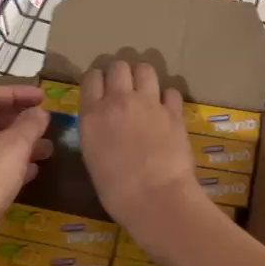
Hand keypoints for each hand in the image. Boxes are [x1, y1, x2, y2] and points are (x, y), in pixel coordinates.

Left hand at [0, 85, 52, 220]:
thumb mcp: (15, 146)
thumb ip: (31, 125)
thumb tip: (40, 112)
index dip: (20, 93)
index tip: (44, 98)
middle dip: (21, 121)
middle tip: (46, 126)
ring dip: (19, 144)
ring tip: (46, 151)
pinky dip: (8, 163)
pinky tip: (30, 172)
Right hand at [79, 60, 202, 229]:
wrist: (156, 199)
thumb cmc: (117, 192)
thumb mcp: (93, 158)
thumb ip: (96, 132)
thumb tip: (104, 124)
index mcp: (92, 115)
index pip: (90, 77)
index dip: (96, 80)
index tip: (101, 89)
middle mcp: (119, 101)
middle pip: (118, 66)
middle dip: (120, 74)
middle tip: (124, 89)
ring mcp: (149, 104)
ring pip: (145, 69)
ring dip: (143, 76)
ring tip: (145, 91)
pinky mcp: (174, 112)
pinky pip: (171, 91)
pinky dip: (167, 97)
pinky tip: (166, 109)